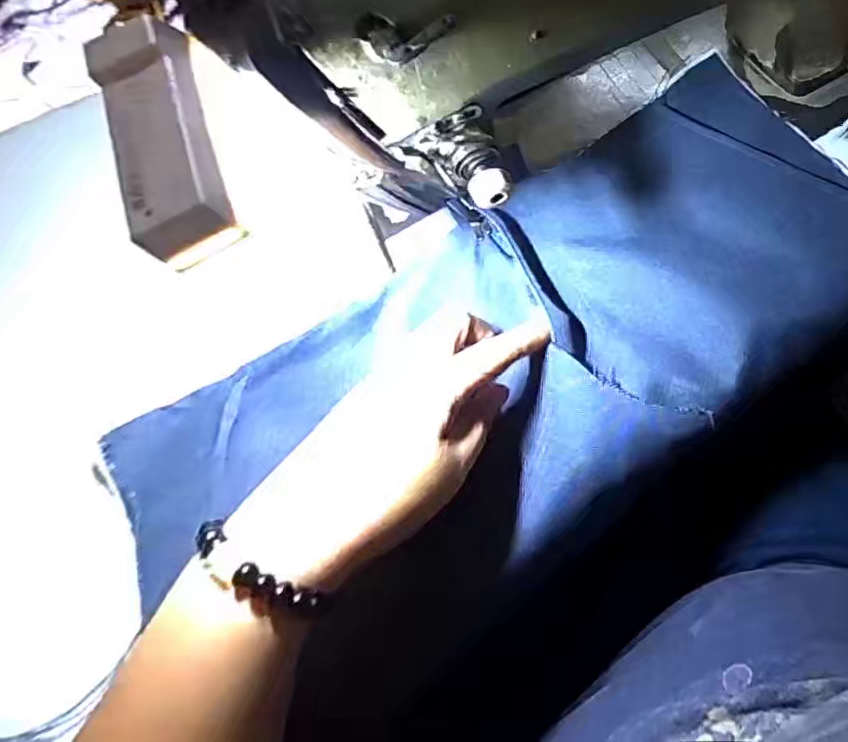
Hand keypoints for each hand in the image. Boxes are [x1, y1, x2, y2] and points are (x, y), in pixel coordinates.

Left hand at [220, 310, 550, 592]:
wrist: (299, 527)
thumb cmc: (390, 499)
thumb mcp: (453, 467)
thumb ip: (481, 420)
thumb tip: (496, 388)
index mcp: (439, 382)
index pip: (493, 350)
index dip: (523, 339)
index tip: (547, 328)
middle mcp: (410, 365)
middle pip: (454, 320)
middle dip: (483, 331)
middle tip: (494, 366)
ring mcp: (381, 374)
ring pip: (429, 333)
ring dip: (456, 342)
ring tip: (466, 383)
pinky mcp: (363, 391)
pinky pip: (410, 354)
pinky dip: (434, 358)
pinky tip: (434, 397)